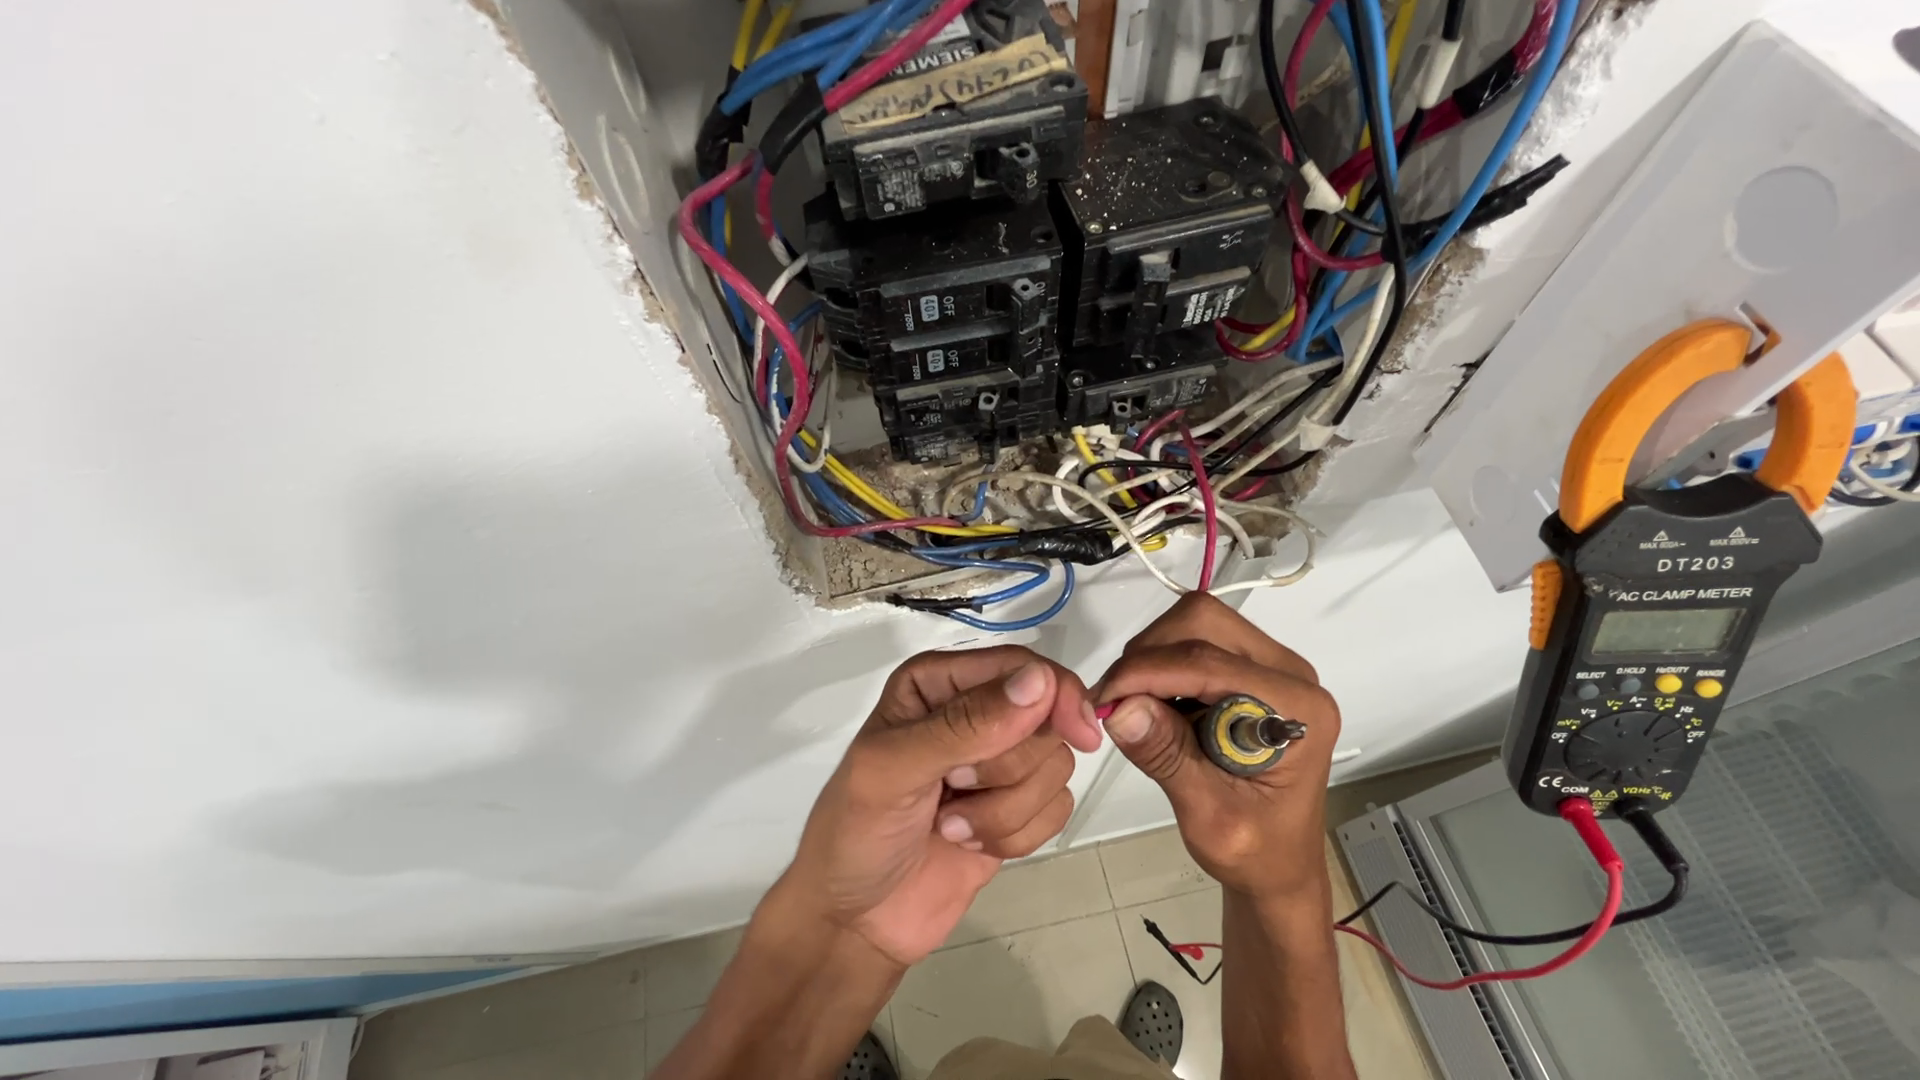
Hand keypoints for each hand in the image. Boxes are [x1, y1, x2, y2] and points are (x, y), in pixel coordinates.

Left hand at [777, 646, 1101, 966]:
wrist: (856, 920)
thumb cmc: (855, 831)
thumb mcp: (893, 769)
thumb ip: (965, 724)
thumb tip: (1040, 682)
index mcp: (939, 683)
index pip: (1020, 667)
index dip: (1055, 693)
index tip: (1077, 733)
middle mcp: (974, 713)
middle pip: (1047, 719)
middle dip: (1005, 769)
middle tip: (953, 788)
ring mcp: (998, 764)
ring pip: (1057, 767)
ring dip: (1005, 810)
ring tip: (950, 825)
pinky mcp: (1016, 810)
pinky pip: (1057, 809)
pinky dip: (1017, 836)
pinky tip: (970, 843)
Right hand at [1094, 594, 1339, 899]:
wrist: (1278, 865)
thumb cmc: (1255, 852)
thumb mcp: (1210, 818)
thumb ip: (1169, 759)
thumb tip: (1121, 709)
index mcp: (1297, 710)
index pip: (1209, 663)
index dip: (1147, 672)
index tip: (1103, 701)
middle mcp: (1290, 674)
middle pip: (1205, 622)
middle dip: (1150, 653)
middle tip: (1116, 700)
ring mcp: (1271, 667)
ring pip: (1197, 622)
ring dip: (1153, 656)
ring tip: (1133, 706)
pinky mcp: (1250, 669)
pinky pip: (1196, 640)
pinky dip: (1162, 663)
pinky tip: (1153, 705)